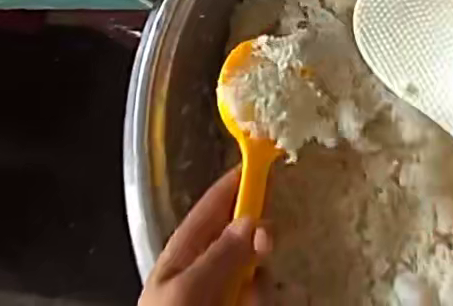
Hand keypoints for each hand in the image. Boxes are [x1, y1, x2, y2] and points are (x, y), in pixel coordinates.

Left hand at [140, 167, 272, 305]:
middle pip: (244, 237)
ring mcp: (225, 298)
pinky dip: (265, 302)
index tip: (267, 161)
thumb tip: (252, 219)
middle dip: (259, 240)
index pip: (214, 204)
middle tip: (267, 246)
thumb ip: (220, 255)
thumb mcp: (186, 292)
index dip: (237, 181)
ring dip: (263, 289)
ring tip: (251, 303)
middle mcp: (208, 271)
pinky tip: (258, 305)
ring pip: (259, 277)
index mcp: (184, 252)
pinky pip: (261, 301)